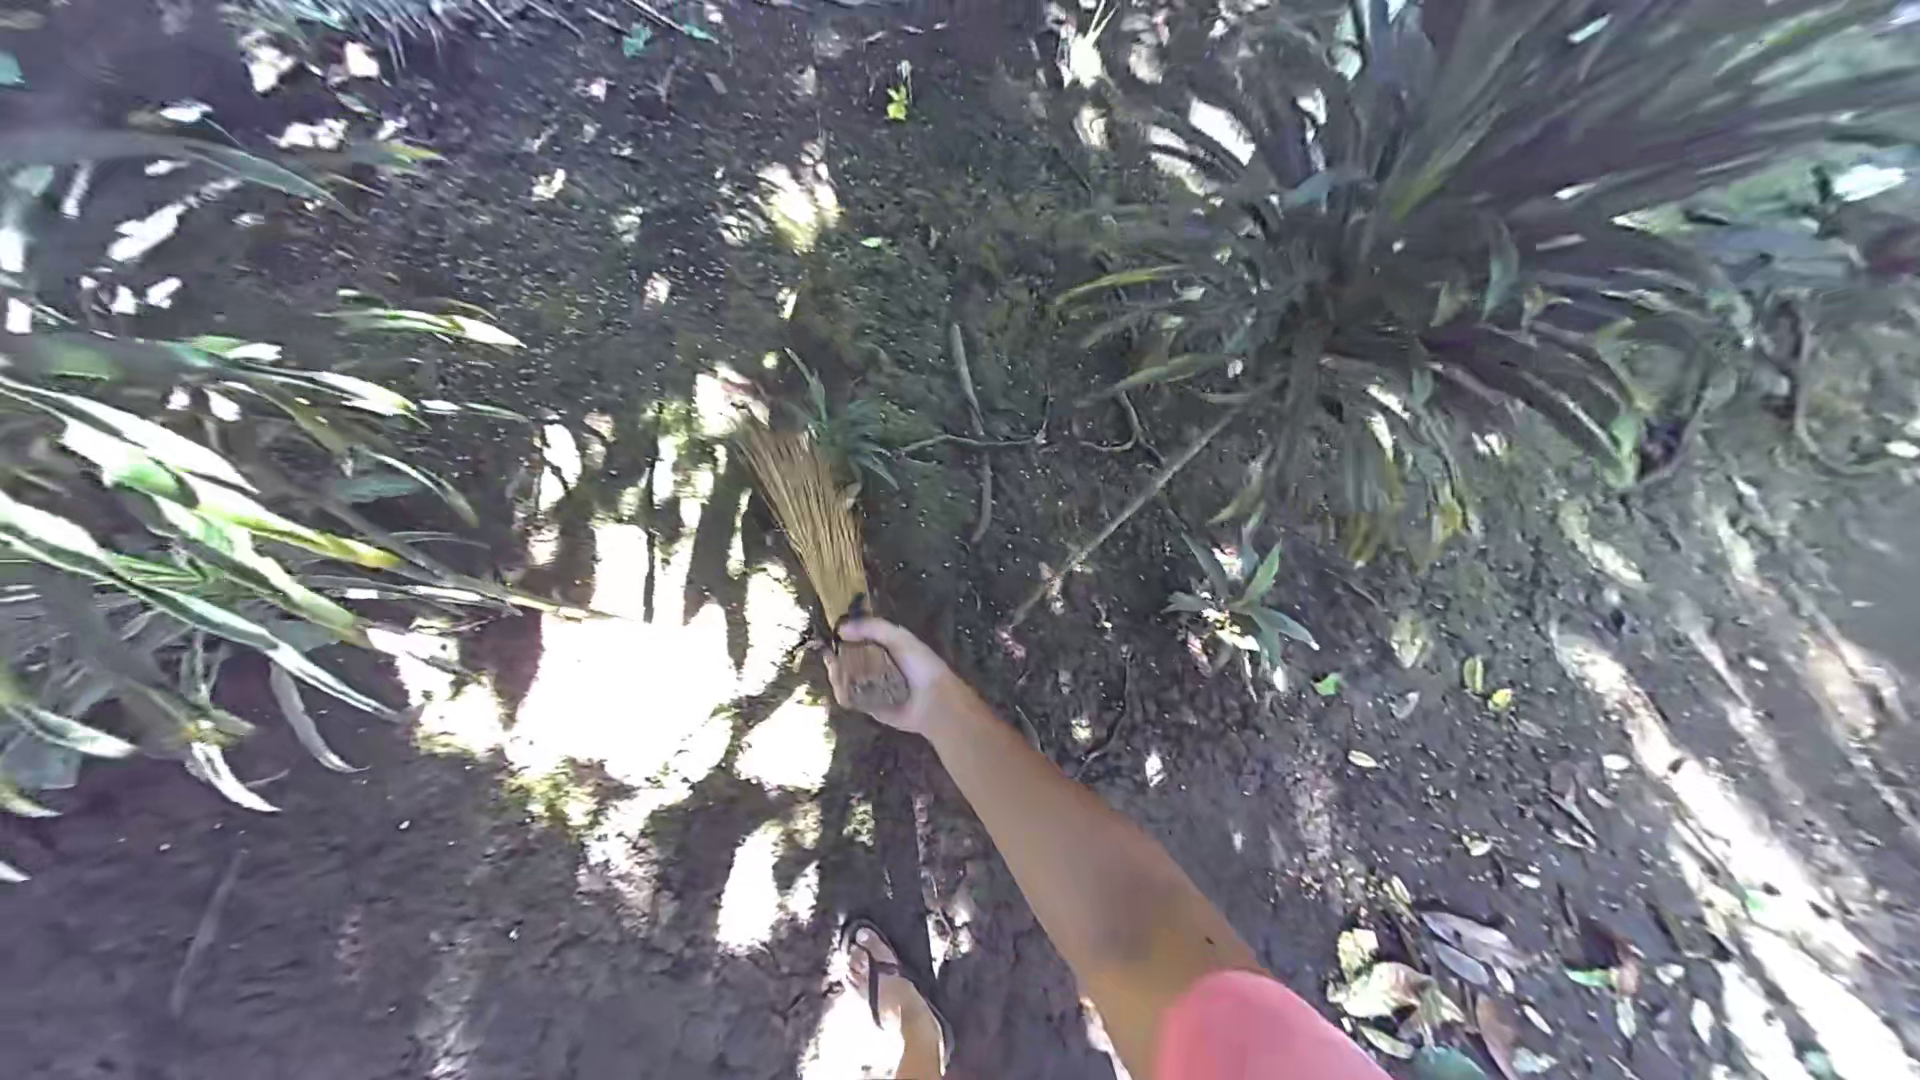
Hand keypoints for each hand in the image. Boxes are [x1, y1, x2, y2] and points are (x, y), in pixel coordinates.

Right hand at [827, 618, 980, 739]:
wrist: (934, 700)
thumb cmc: (921, 665)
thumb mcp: (900, 637)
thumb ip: (873, 627)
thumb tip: (841, 628)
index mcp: (885, 649)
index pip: (858, 640)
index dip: (844, 637)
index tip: (832, 634)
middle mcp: (876, 668)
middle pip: (847, 660)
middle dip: (835, 656)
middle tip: (828, 654)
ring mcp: (871, 688)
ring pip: (845, 679)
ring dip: (836, 673)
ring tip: (834, 667)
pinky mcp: (868, 707)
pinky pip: (850, 698)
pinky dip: (841, 691)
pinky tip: (839, 683)